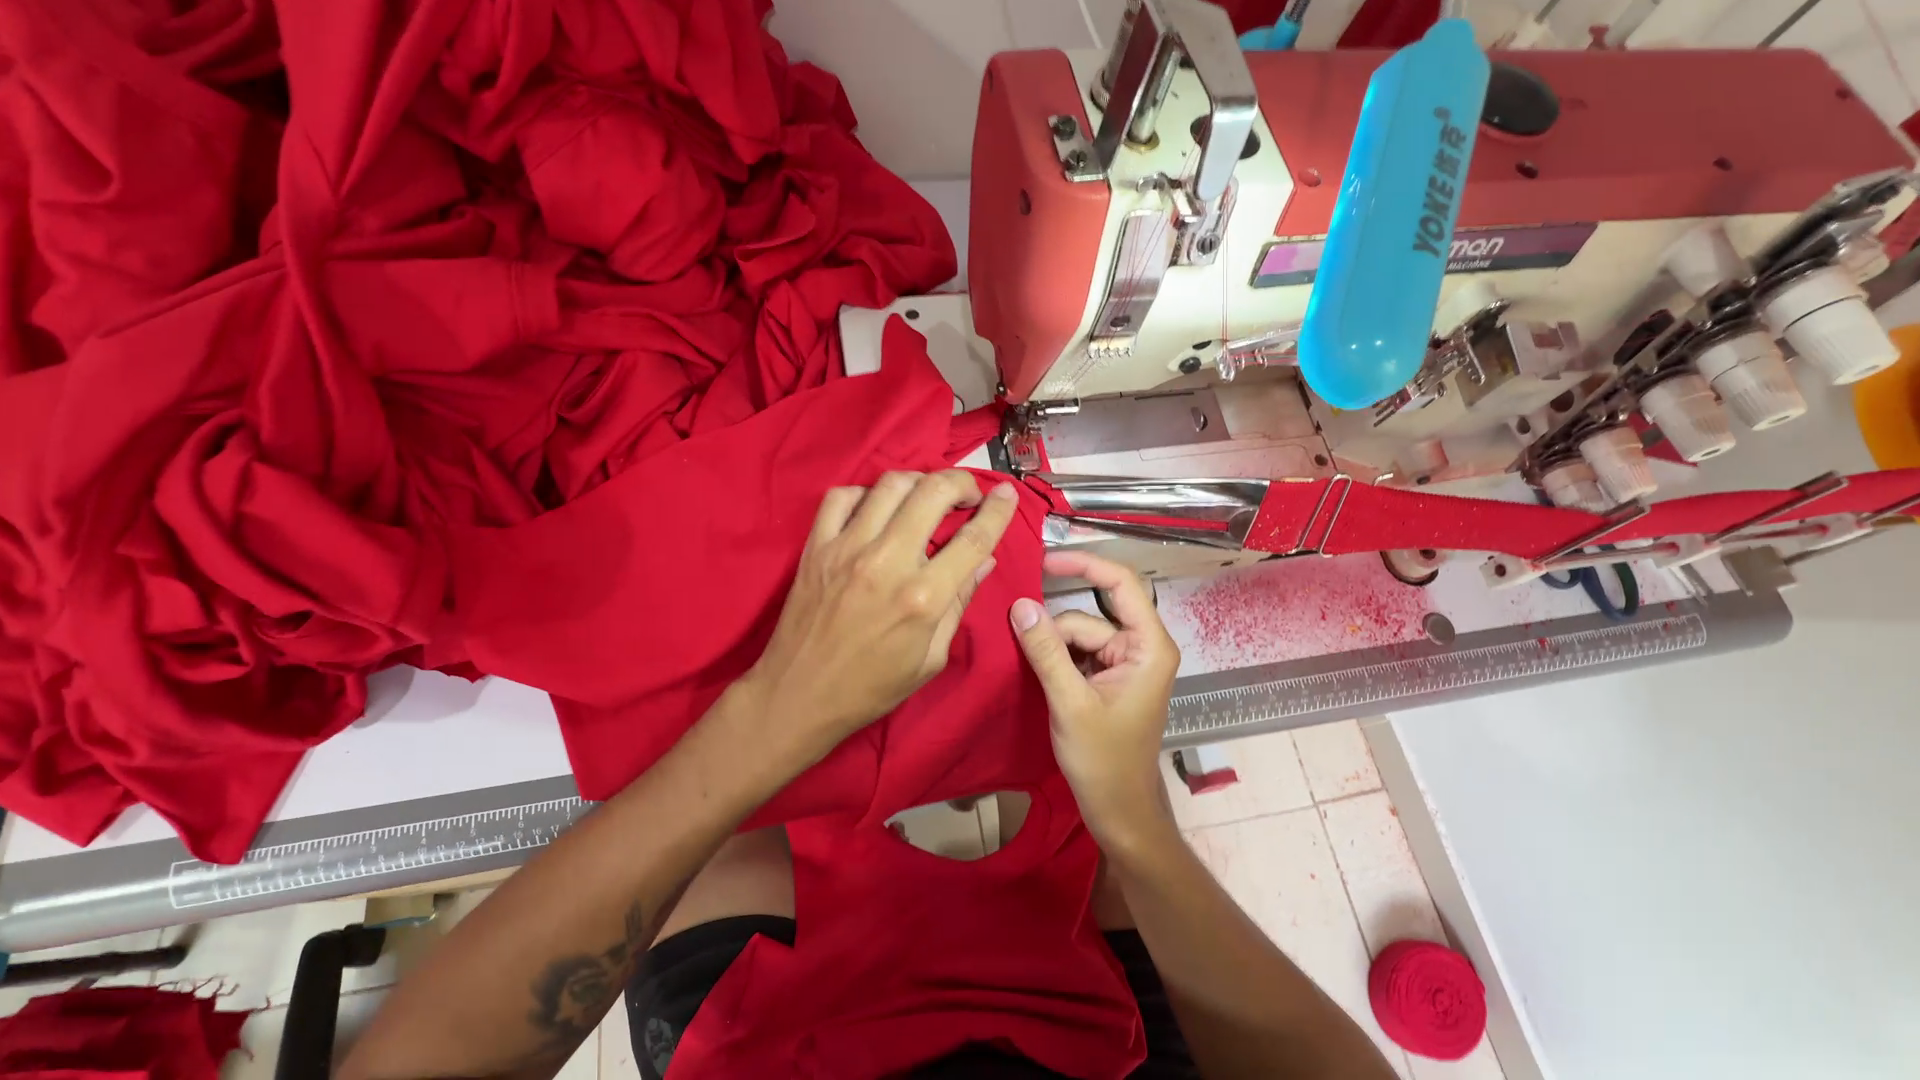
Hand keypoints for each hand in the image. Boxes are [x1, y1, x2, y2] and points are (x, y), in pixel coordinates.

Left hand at [741, 471, 1018, 763]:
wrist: (799, 696)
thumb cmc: (871, 688)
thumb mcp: (930, 660)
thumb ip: (958, 604)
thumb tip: (983, 561)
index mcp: (923, 597)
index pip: (973, 538)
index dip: (998, 510)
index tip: (1008, 495)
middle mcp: (887, 562)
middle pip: (933, 492)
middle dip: (961, 483)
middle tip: (968, 496)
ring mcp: (846, 549)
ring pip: (890, 484)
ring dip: (919, 482)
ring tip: (927, 497)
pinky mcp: (815, 546)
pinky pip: (842, 496)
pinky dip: (866, 494)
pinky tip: (876, 510)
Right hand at [1010, 551, 1180, 851]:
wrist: (1118, 808)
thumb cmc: (1104, 760)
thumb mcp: (1070, 702)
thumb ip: (1046, 651)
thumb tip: (1020, 605)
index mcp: (1150, 647)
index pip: (1121, 584)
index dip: (1085, 565)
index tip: (1044, 561)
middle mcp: (1142, 647)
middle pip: (1090, 614)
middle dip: (1055, 628)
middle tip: (1022, 647)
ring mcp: (1125, 663)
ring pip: (1078, 634)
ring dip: (1052, 648)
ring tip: (1036, 679)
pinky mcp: (1109, 678)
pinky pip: (1077, 652)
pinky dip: (1057, 659)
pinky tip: (1041, 677)